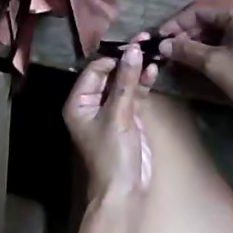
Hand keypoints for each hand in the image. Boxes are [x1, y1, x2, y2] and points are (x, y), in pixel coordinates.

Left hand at [62, 45, 154, 205]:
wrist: (123, 192)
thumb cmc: (112, 154)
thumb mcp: (118, 115)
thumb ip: (126, 81)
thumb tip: (133, 50)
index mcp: (78, 102)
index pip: (95, 69)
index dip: (114, 56)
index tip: (134, 43)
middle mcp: (91, 104)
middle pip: (110, 74)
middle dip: (127, 59)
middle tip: (147, 40)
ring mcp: (109, 111)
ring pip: (123, 83)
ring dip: (137, 69)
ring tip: (154, 51)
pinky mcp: (126, 119)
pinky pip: (133, 95)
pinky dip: (142, 83)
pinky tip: (153, 71)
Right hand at [153, 0, 232, 127]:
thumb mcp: (216, 64)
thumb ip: (187, 50)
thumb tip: (163, 45)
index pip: (197, 9)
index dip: (175, 24)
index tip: (158, 39)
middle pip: (209, 15)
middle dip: (186, 32)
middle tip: (168, 50)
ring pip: (220, 25)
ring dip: (200, 39)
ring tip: (181, 56)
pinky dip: (216, 43)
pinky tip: (203, 57)